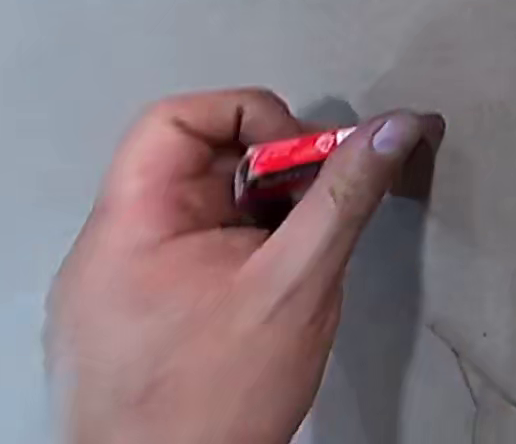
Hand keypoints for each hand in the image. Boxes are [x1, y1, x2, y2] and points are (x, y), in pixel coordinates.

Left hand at [45, 89, 444, 443]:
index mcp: (132, 227)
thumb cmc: (220, 400)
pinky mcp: (153, 304)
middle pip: (202, 155)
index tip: (298, 156)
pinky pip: (213, 235)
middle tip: (323, 194)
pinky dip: (261, 232)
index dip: (247, 115)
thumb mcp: (299, 284)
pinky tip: (287, 268)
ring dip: (275, 200)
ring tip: (308, 238)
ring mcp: (133, 277)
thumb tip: (397, 125)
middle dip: (277, 163)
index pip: (175, 120)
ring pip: (215, 196)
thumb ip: (348, 194)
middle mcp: (119, 243)